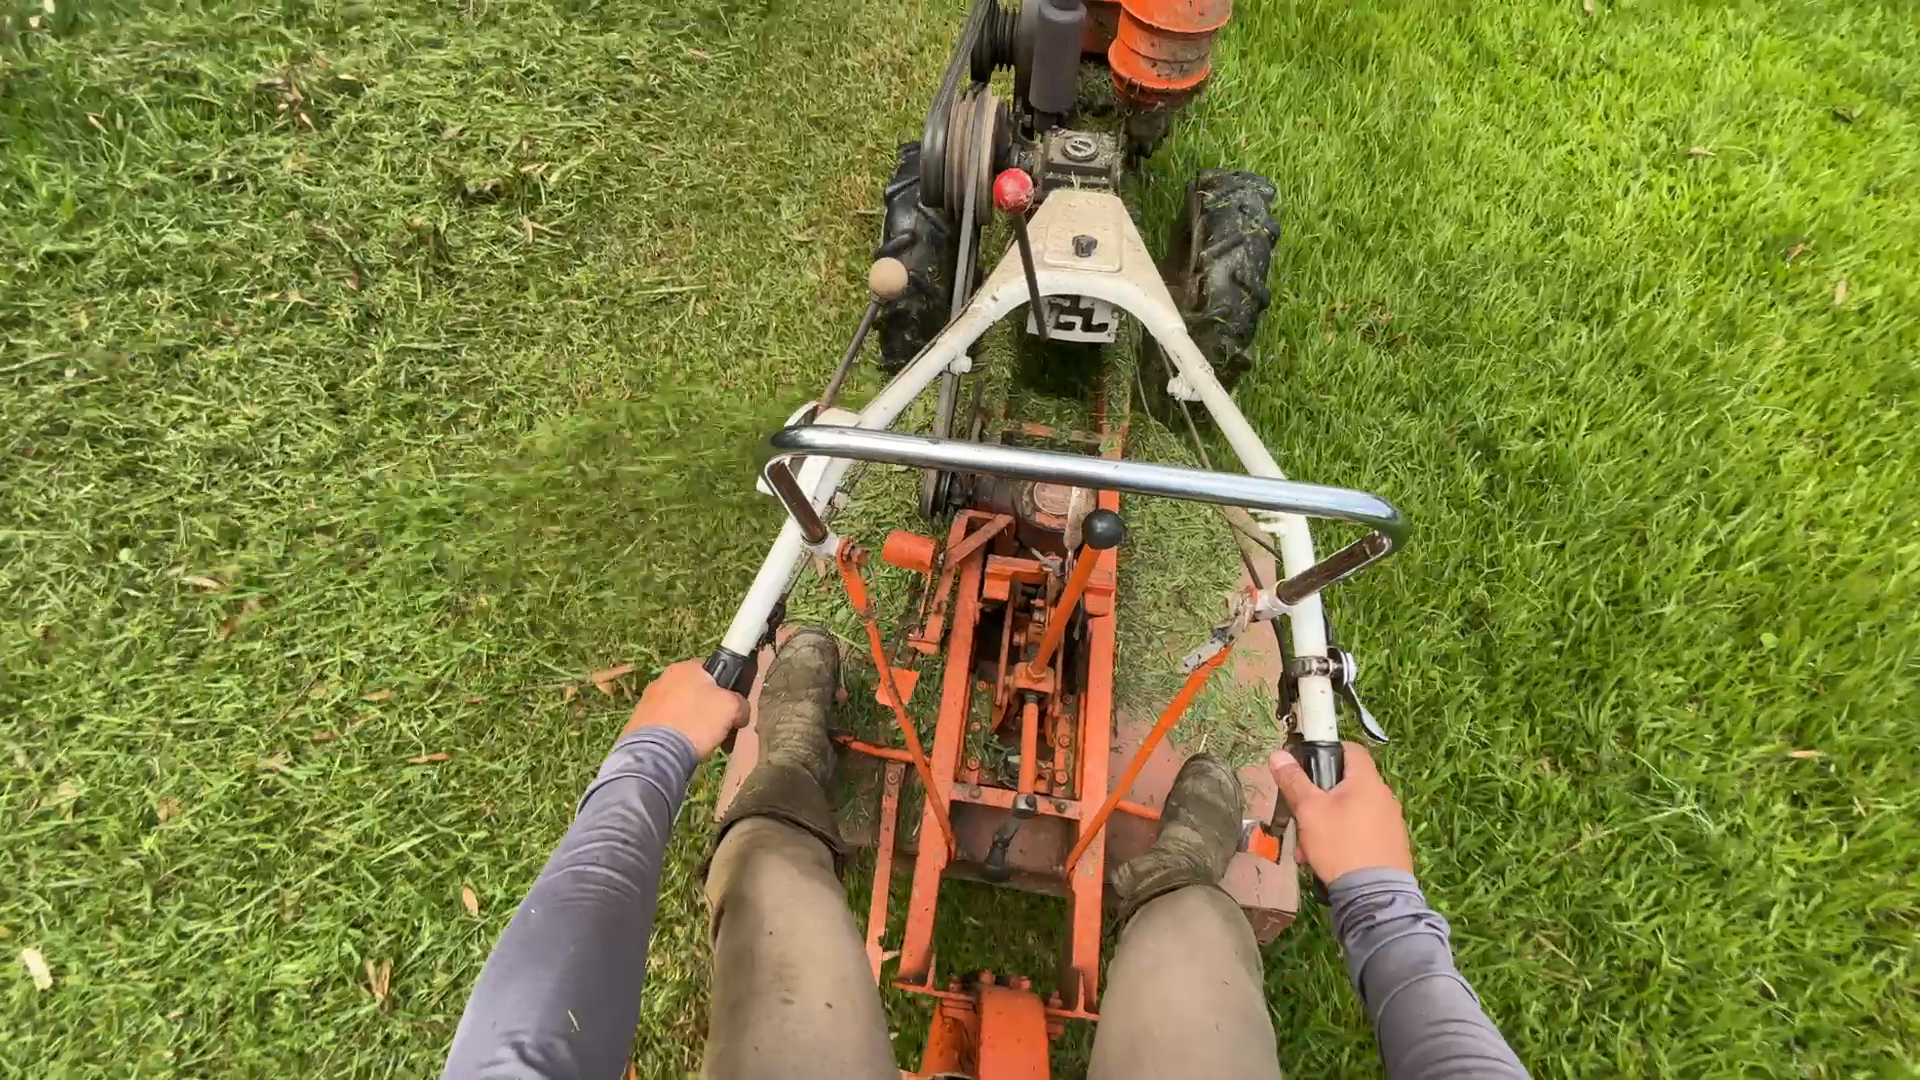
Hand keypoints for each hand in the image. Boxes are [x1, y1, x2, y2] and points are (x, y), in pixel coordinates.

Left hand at [622, 659, 748, 758]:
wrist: (656, 754)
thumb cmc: (697, 721)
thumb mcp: (732, 708)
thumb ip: (741, 704)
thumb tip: (740, 713)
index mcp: (686, 668)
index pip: (711, 670)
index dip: (725, 687)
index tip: (729, 705)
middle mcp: (663, 678)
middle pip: (694, 690)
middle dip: (706, 707)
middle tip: (716, 726)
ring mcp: (647, 700)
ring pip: (678, 708)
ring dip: (688, 720)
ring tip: (697, 741)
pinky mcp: (637, 722)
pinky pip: (664, 724)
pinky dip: (673, 733)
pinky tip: (679, 748)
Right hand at [1269, 741, 1413, 882]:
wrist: (1375, 899)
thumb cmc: (1340, 844)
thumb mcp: (1308, 809)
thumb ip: (1293, 780)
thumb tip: (1278, 755)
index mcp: (1367, 782)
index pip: (1350, 749)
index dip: (1327, 750)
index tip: (1307, 764)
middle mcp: (1384, 798)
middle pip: (1345, 782)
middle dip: (1317, 796)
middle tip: (1300, 812)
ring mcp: (1390, 823)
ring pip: (1349, 810)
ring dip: (1325, 821)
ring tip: (1307, 844)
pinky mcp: (1390, 846)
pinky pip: (1359, 831)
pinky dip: (1340, 837)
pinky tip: (1324, 858)